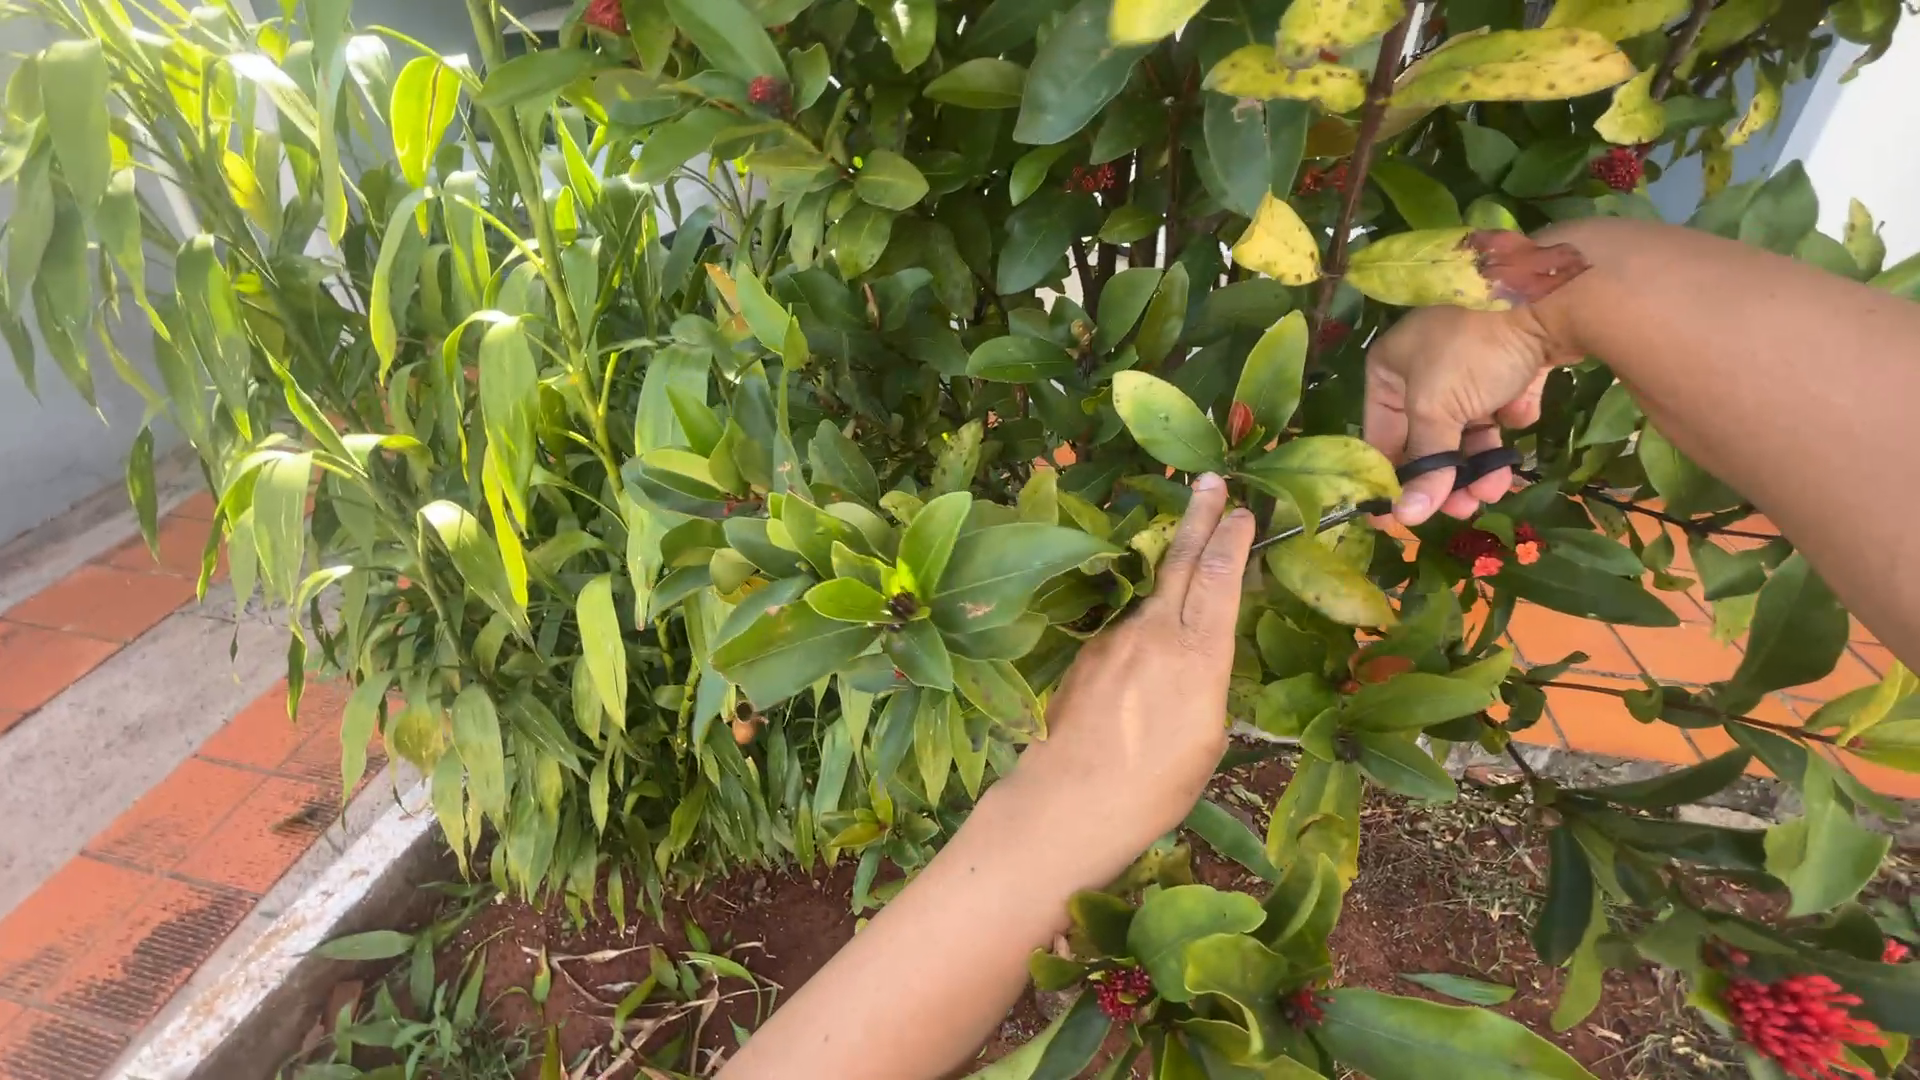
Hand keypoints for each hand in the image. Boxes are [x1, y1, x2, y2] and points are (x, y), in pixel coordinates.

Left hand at [1011, 474, 1253, 853]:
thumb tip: (1198, 660)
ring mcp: (1112, 638)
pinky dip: (1139, 637)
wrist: (1069, 800)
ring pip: (1149, 601)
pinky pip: (1122, 634)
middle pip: (1179, 561)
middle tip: (1208, 480)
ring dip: (1167, 585)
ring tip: (1181, 604)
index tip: (1240, 508)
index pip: (1219, 578)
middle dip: (1197, 517)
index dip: (1230, 538)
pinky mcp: (1084, 652)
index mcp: (1197, 654)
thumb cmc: (1155, 787)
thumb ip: (1205, 683)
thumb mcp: (1206, 739)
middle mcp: (1153, 632)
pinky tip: (1137, 674)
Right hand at [1363, 303, 1583, 525]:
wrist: (1555, 293)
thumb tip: (1405, 518)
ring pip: (1467, 425)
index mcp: (1388, 369)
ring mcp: (1468, 360)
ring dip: (1479, 461)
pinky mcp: (1511, 358)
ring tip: (1495, 489)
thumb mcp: (1438, 409)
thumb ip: (1426, 464)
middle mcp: (1421, 365)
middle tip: (1460, 509)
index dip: (1391, 477)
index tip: (1398, 517)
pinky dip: (1509, 414)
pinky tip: (1522, 413)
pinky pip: (1502, 400)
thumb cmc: (1473, 348)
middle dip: (1445, 475)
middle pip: (1427, 436)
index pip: (1381, 435)